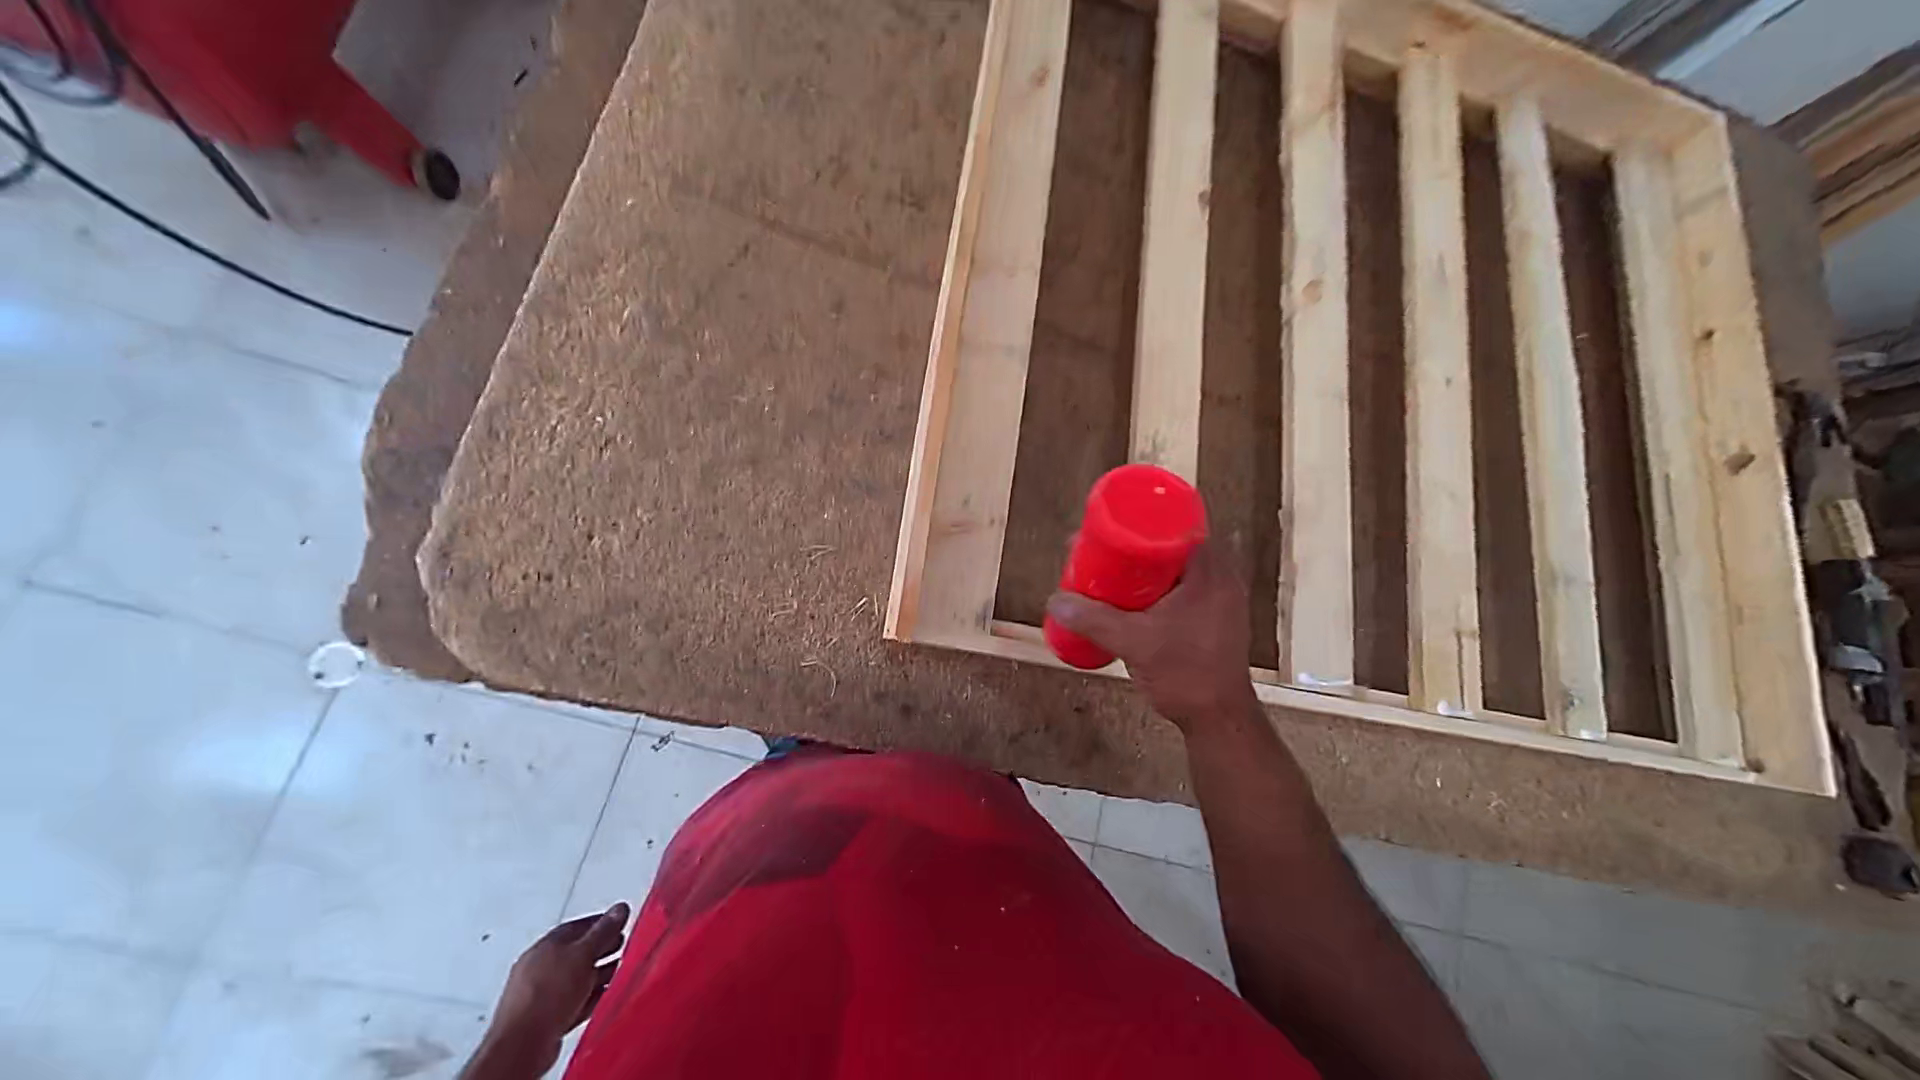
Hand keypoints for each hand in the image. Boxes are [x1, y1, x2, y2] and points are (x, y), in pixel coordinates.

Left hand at [478, 904, 630, 1071]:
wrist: (523, 1045)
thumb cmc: (547, 995)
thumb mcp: (583, 954)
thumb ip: (604, 931)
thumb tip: (619, 910)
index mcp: (545, 946)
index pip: (578, 926)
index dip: (601, 923)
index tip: (620, 922)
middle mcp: (539, 968)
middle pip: (577, 952)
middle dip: (601, 949)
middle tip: (621, 945)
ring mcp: (540, 996)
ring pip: (575, 979)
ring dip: (597, 975)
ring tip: (617, 972)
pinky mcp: (544, 1020)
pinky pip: (572, 1002)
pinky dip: (588, 998)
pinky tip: (601, 998)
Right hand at [1045, 539, 1255, 728]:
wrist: (1218, 720)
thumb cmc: (1186, 675)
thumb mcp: (1133, 642)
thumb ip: (1092, 620)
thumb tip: (1056, 601)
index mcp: (1210, 572)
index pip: (1177, 528)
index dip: (1141, 524)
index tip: (1112, 529)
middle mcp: (1221, 581)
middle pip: (1174, 549)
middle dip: (1137, 550)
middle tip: (1104, 553)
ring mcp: (1221, 603)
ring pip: (1178, 573)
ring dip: (1147, 573)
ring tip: (1113, 577)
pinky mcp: (1215, 623)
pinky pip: (1182, 593)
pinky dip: (1158, 592)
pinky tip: (1133, 604)